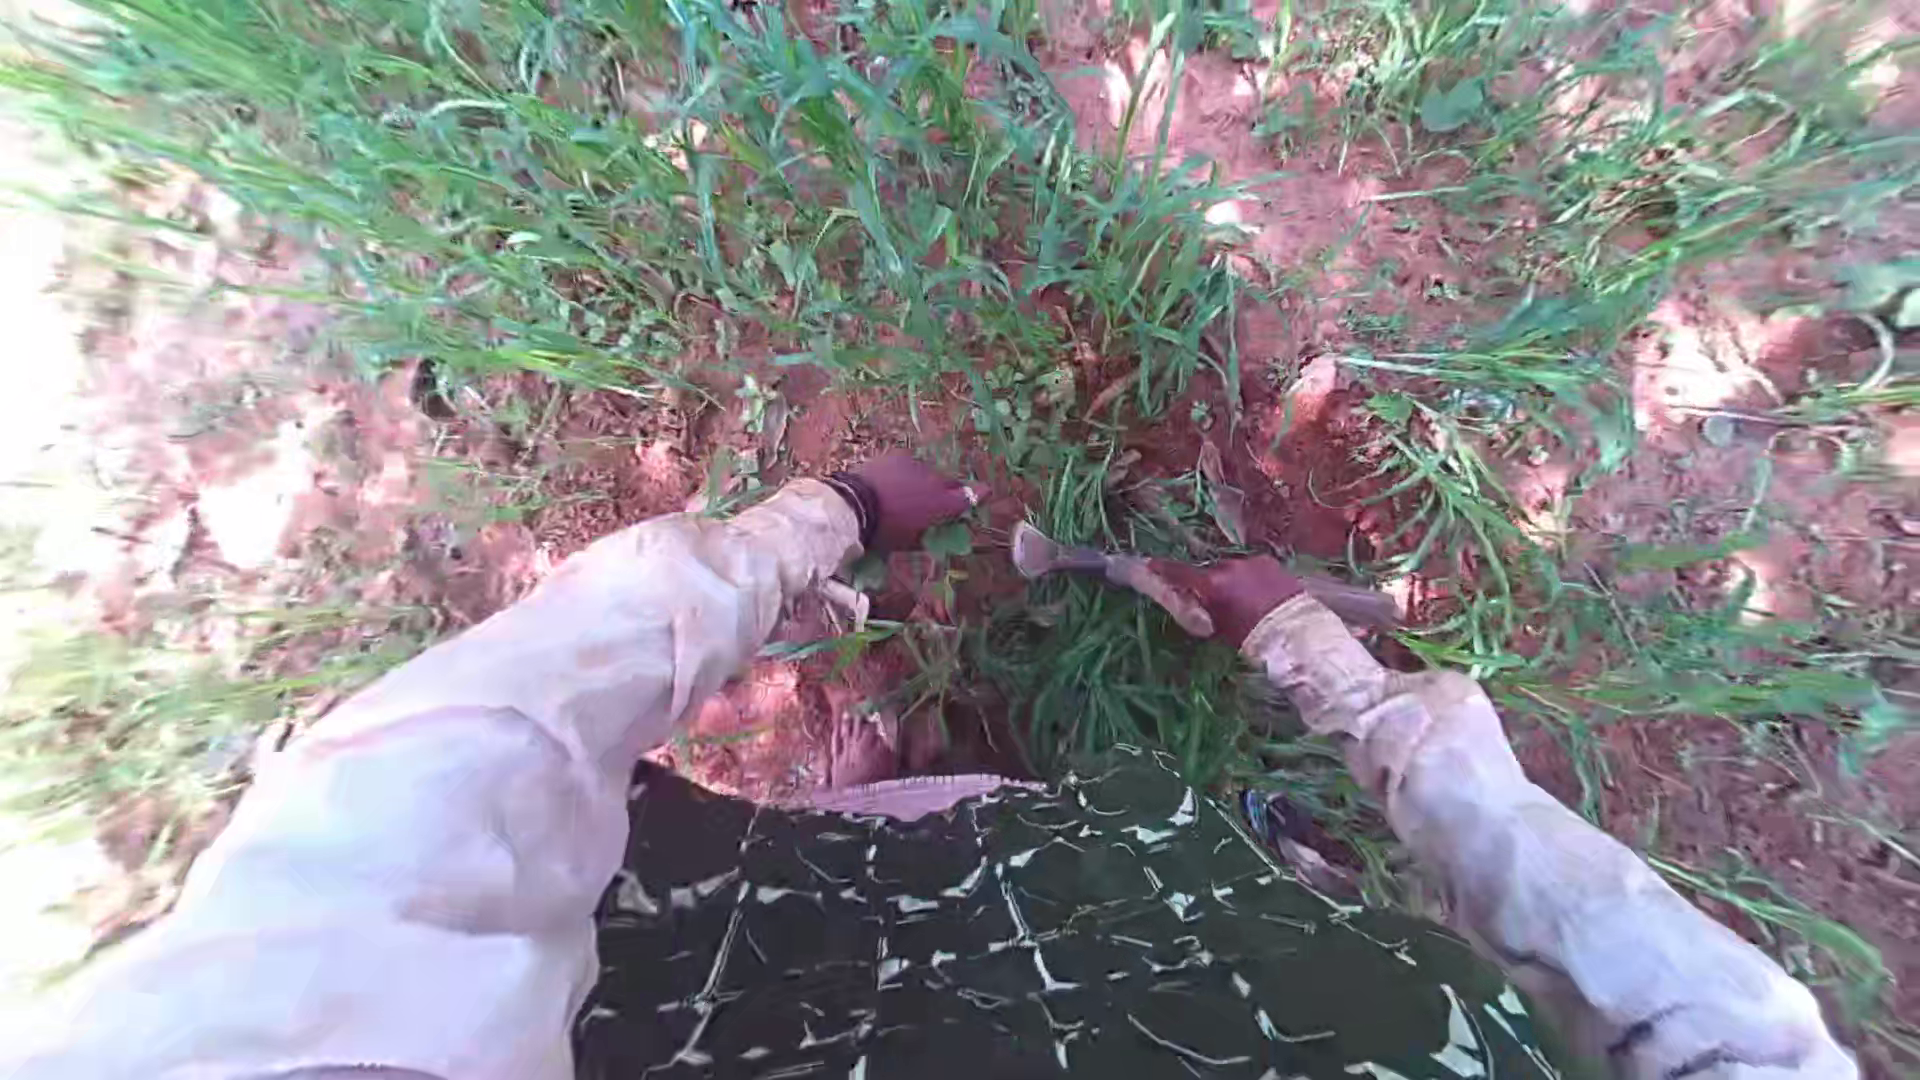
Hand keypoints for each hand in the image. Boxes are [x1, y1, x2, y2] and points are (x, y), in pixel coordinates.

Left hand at [849, 454, 977, 551]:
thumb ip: (933, 533)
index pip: (971, 496)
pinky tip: (893, 483)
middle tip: (938, 501)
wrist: (852, 506)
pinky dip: (906, 474)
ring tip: (909, 493)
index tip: (986, 493)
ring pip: (928, 472)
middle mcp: (935, 480)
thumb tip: (942, 530)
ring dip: (924, 481)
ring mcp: (916, 465)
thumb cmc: (883, 532)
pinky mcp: (897, 456)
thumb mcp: (911, 540)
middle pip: (950, 482)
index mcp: (942, 504)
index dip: (979, 495)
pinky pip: (908, 465)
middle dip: (948, 490)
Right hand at [1151, 556, 1304, 646]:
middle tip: (1216, 600)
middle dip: (1208, 583)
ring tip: (1243, 599)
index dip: (1162, 569)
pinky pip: (1251, 568)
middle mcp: (1229, 567)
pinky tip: (1259, 594)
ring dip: (1231, 580)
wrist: (1298, 635)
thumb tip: (1194, 603)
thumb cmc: (1253, 638)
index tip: (1150, 564)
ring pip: (1231, 569)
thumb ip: (1203, 610)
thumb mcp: (1220, 627)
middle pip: (1209, 572)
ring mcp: (1251, 562)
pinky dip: (1250, 578)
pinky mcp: (1270, 563)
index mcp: (1212, 584)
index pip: (1179, 572)